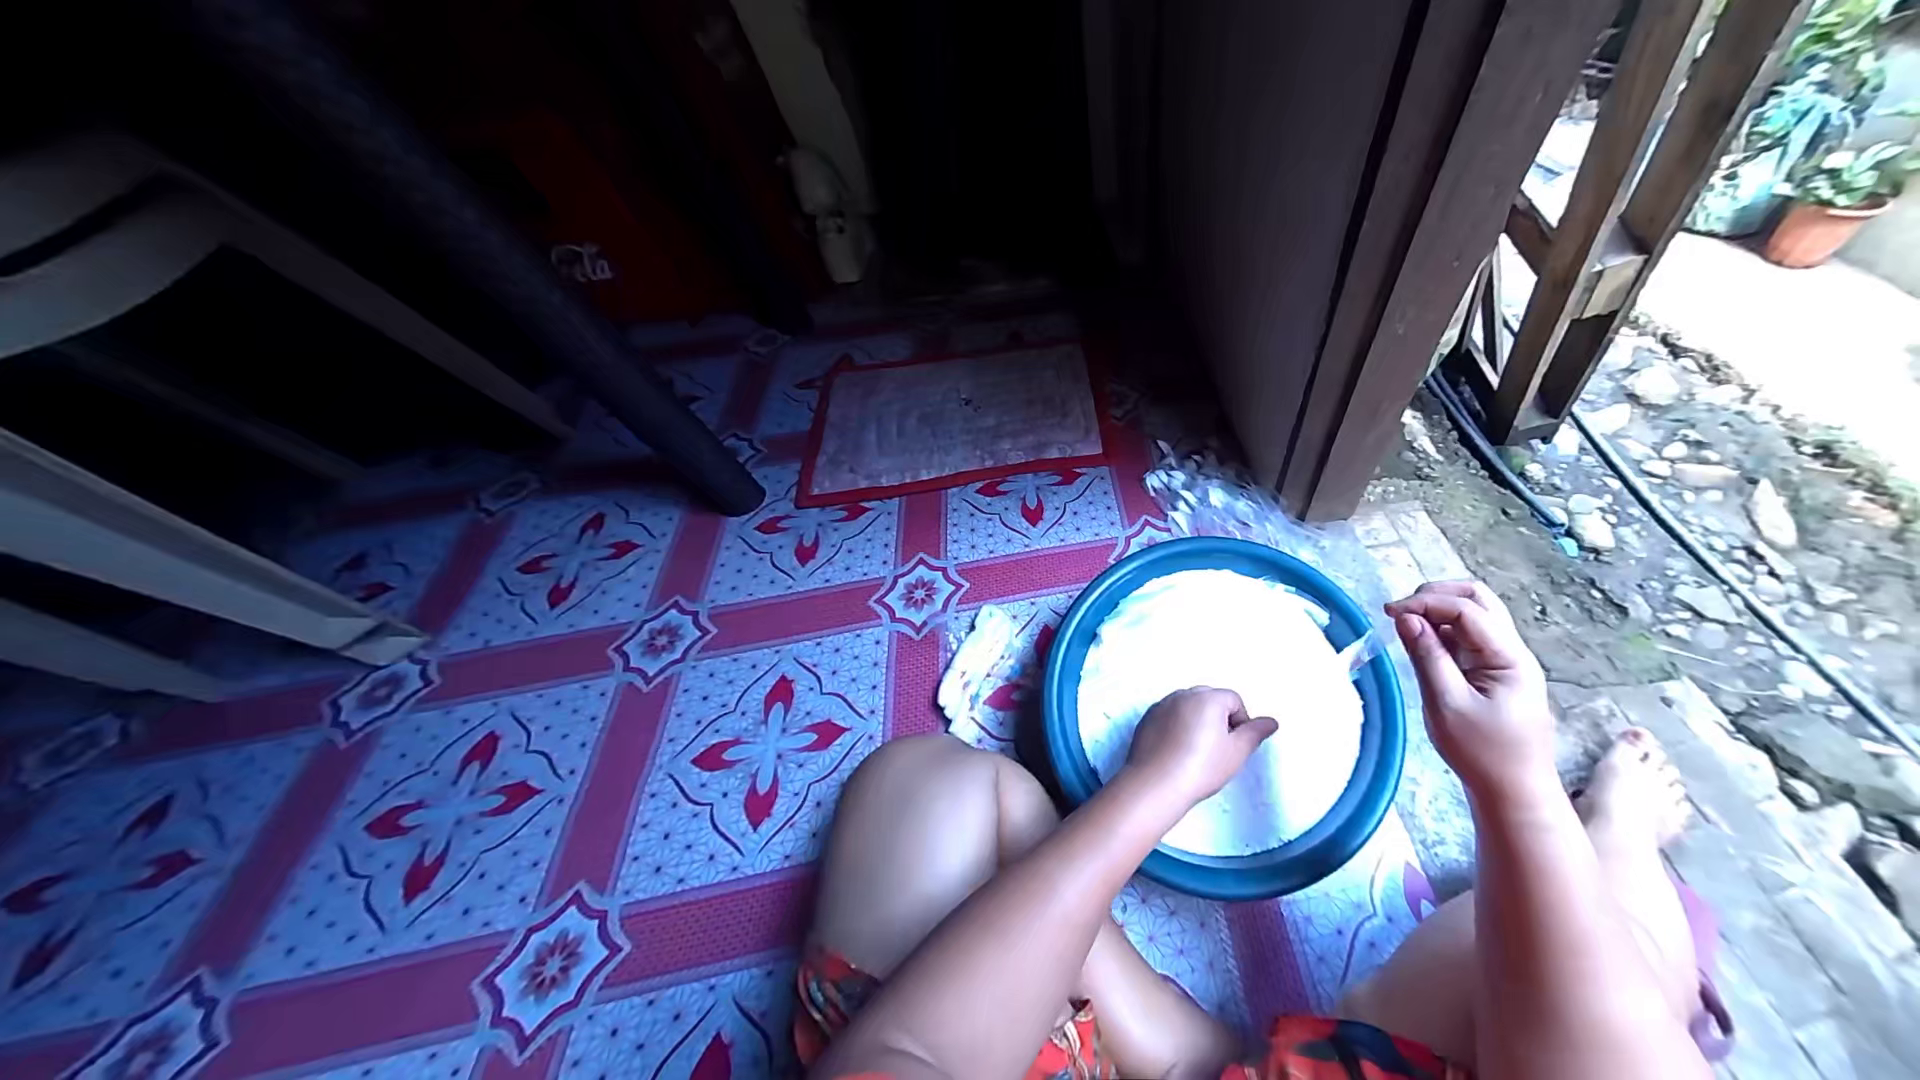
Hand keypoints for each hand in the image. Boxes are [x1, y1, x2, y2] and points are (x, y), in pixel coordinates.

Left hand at [1124, 687, 1278, 809]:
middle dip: (1219, 717)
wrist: (1156, 783)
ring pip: (1187, 705)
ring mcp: (1161, 705)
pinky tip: (1176, 750)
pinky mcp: (1146, 718)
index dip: (1240, 721)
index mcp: (1207, 697)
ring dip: (1197, 719)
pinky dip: (1176, 725)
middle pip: (1209, 698)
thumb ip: (1255, 733)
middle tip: (1218, 746)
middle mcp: (1182, 694)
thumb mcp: (1237, 752)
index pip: (1233, 699)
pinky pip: (1169, 715)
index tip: (1235, 745)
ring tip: (1196, 750)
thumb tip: (1271, 721)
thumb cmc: (1202, 767)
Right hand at [1386, 581, 1554, 802]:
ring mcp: (1503, 659)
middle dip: (1435, 595)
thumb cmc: (1481, 752)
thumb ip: (1426, 656)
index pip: (1467, 610)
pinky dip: (1440, 628)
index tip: (1387, 613)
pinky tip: (1419, 641)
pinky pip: (1465, 634)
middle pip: (1478, 599)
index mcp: (1510, 658)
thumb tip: (1405, 617)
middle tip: (1399, 611)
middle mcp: (1512, 652)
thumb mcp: (1446, 704)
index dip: (1425, 602)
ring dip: (1437, 610)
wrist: (1513, 790)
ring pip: (1473, 613)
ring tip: (1405, 625)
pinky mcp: (1491, 669)